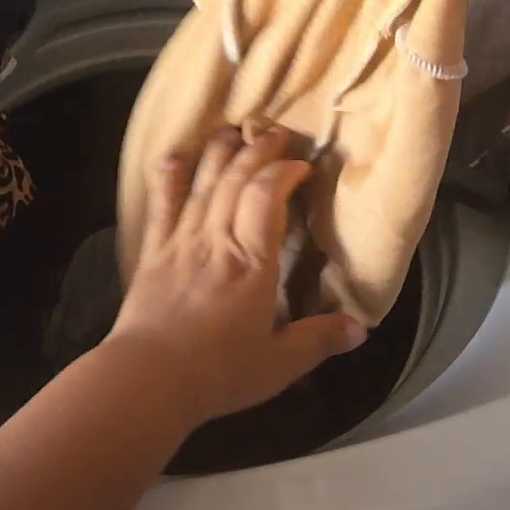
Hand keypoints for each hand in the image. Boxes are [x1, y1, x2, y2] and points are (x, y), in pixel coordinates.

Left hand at [103, 126, 366, 427]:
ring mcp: (182, 241)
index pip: (268, 197)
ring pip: (202, 184)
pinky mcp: (153, 252)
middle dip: (257, 151)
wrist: (148, 379)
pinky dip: (169, 179)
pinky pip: (162, 207)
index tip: (301, 164)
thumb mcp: (279, 364)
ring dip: (218, 152)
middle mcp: (217, 240)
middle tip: (274, 132)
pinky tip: (173, 157)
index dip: (284, 172)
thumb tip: (360, 327)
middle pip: (236, 180)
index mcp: (252, 263)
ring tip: (231, 129)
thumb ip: (319, 340)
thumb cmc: (218, 373)